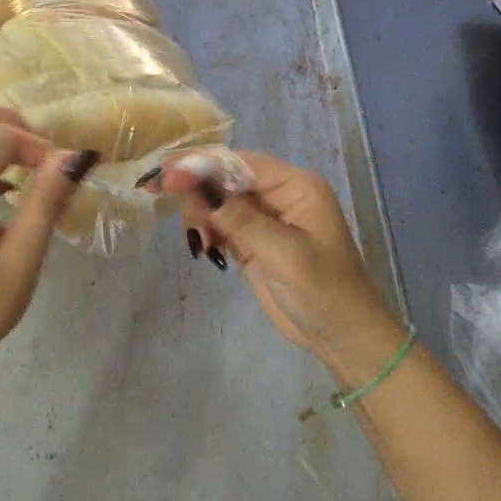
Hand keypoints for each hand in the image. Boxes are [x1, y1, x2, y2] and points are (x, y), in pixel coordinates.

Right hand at [155, 151, 399, 361]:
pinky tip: (204, 247)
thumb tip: (194, 185)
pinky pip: (220, 222)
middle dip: (193, 185)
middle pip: (224, 176)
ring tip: (199, 240)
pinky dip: (206, 229)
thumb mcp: (283, 254)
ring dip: (199, 211)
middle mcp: (279, 194)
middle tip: (157, 195)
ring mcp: (265, 218)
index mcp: (296, 186)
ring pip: (217, 199)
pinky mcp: (254, 241)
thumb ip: (239, 218)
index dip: (201, 165)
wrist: (343, 338)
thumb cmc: (324, 292)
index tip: (166, 175)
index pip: (240, 162)